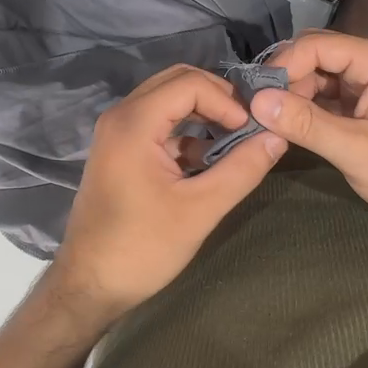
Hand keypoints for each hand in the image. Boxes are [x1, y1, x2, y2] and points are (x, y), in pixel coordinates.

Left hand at [51, 64, 286, 321]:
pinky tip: (209, 158)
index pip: (190, 83)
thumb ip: (241, 169)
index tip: (251, 129)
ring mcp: (117, 131)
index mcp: (134, 121)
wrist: (88, 286)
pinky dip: (186, 129)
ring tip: (235, 138)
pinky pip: (157, 121)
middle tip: (247, 124)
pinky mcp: (120, 149)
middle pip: (177, 81)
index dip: (226, 100)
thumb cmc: (142, 247)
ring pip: (167, 99)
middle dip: (216, 97)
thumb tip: (278, 137)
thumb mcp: (200, 210)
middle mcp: (121, 115)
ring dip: (202, 111)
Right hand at [250, 31, 367, 250]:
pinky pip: (329, 98)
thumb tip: (256, 100)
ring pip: (320, 78)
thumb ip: (305, 123)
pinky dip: (308, 110)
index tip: (256, 96)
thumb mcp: (356, 151)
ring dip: (294, 96)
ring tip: (266, 120)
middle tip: (256, 109)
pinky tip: (287, 127)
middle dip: (286, 79)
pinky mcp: (367, 109)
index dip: (284, 65)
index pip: (318, 45)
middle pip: (317, 56)